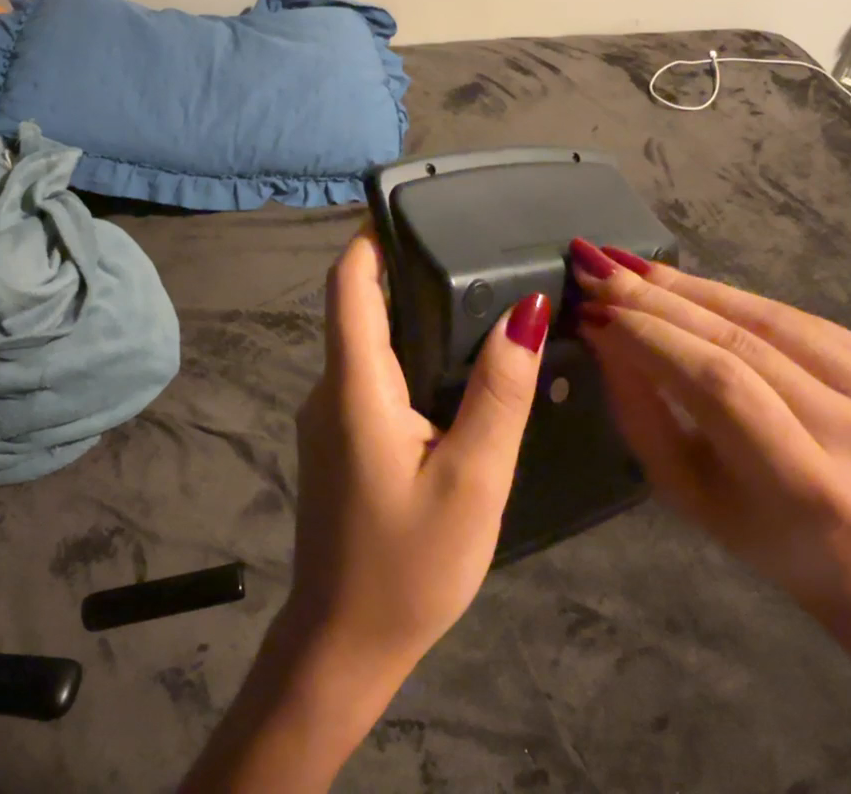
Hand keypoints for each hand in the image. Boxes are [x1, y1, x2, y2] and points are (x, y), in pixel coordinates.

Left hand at [288, 228, 551, 669]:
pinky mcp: (336, 445)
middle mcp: (328, 392)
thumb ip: (499, 393)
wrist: (345, 641)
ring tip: (478, 308)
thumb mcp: (474, 480)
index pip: (348, 286)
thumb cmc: (410, 565)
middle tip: (475, 257)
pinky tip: (452, 377)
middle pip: (358, 311)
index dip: (370, 240)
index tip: (412, 209)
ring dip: (411, 324)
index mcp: (354, 388)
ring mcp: (326, 420)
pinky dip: (405, 364)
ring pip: (366, 350)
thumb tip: (524, 311)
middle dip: (406, 277)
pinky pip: (368, 383)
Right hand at [567, 239, 850, 615]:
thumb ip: (642, 410)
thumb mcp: (681, 487)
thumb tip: (602, 329)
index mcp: (806, 486)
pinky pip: (798, 320)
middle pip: (744, 343)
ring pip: (770, 318)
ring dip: (691, 288)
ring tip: (631, 269)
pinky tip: (686, 287)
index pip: (720, 386)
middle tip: (598, 269)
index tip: (591, 307)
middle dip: (659, 301)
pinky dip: (734, 300)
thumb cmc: (755, 529)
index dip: (651, 338)